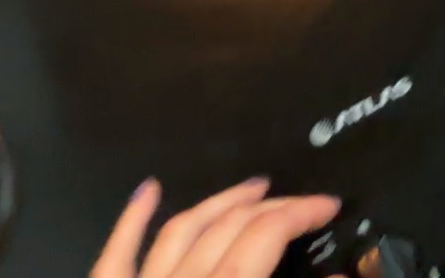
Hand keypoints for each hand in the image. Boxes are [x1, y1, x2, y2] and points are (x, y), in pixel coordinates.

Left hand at [92, 177, 340, 277]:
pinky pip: (114, 258)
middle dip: (275, 205)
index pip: (267, 235)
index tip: (330, 207)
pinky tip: (149, 190)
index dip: (303, 211)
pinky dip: (131, 220)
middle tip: (304, 203)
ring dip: (222, 200)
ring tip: (254, 187)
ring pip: (183, 228)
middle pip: (232, 226)